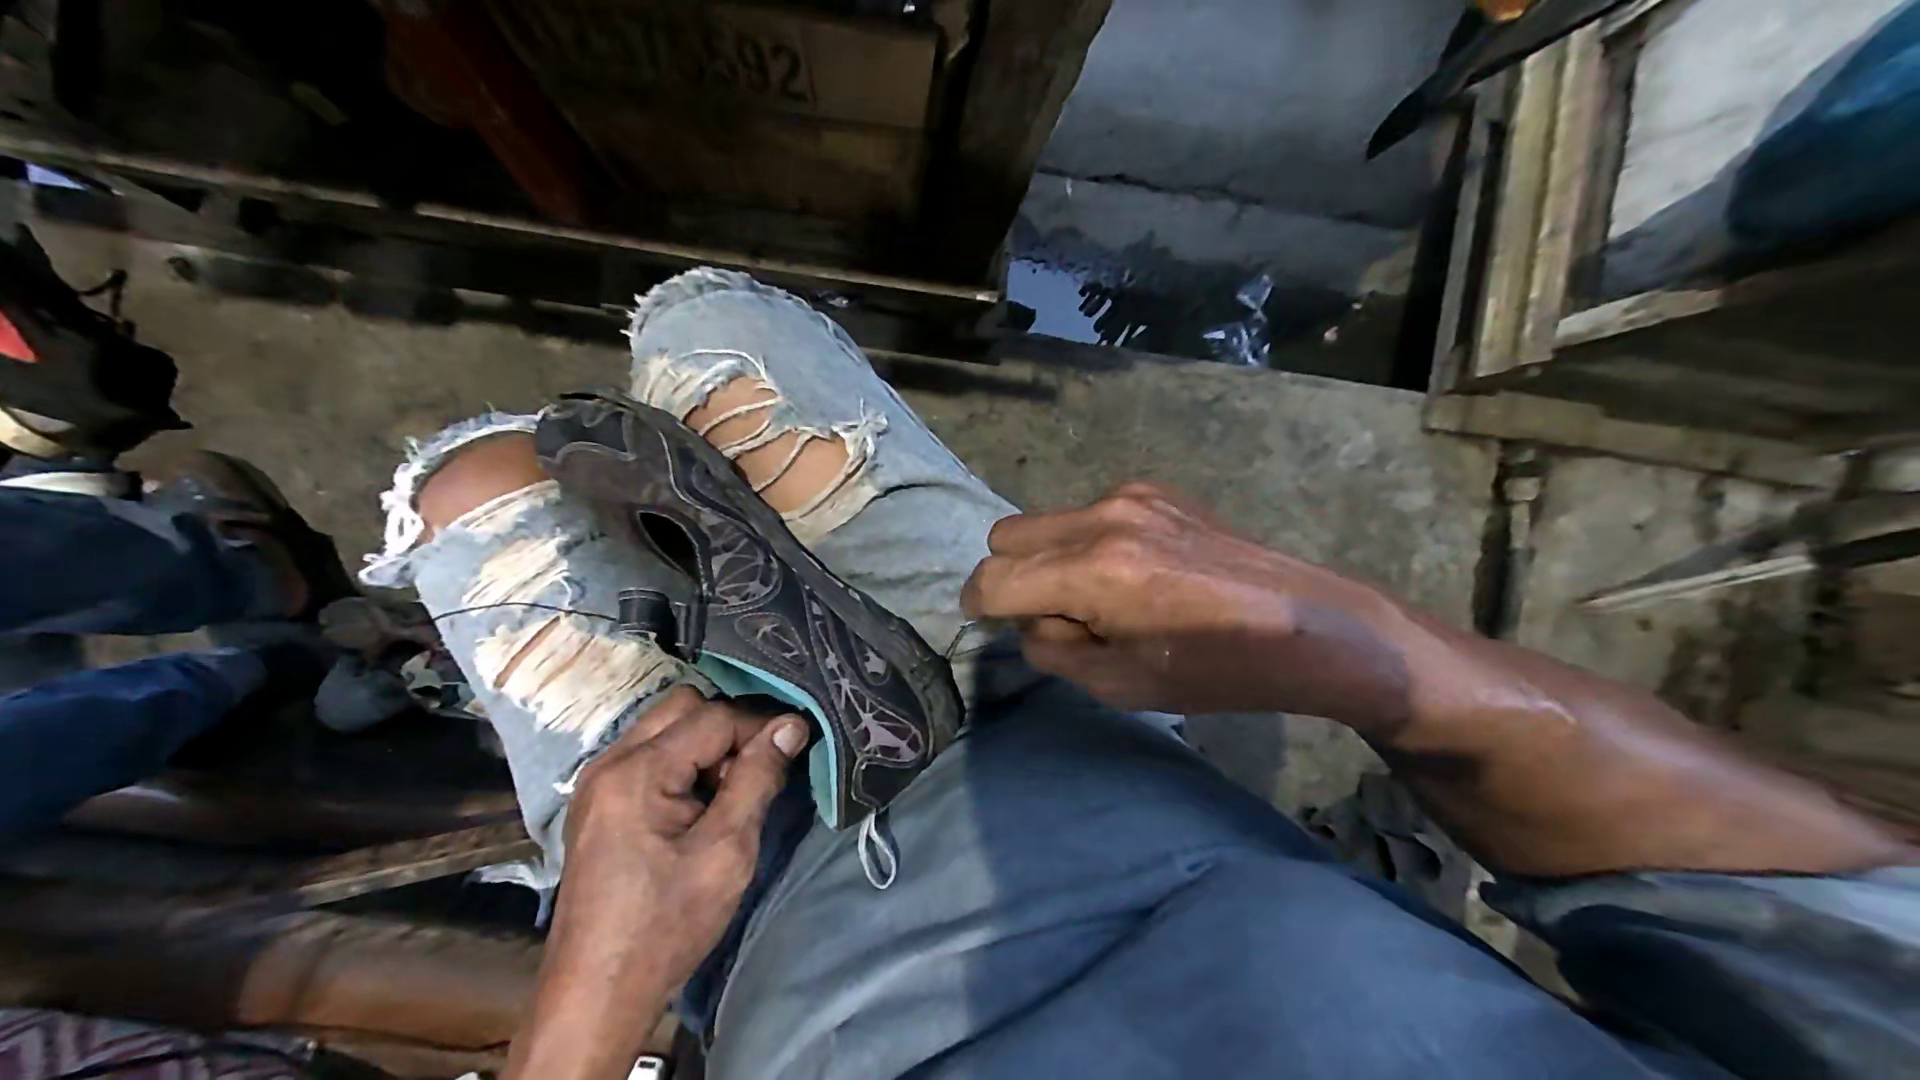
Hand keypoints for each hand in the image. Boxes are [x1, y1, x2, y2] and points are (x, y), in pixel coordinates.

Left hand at [505, 686, 808, 1079]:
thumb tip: (791, 726)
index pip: (715, 717)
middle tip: (761, 765)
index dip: (761, 726)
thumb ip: (758, 778)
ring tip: (736, 786)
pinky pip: (651, 753)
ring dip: (709, 743)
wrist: (596, 994)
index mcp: (637, 771)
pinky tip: (705, 800)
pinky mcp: (601, 801)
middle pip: (685, 707)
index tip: (797, 745)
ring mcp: (600, 780)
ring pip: (668, 726)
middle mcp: (611, 761)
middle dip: (731, 726)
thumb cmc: (666, 924)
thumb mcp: (726, 850)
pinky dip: (686, 761)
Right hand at [961, 483, 1423, 730]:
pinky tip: (1136, 572)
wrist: (1312, 626)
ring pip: (1044, 521)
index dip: (979, 606)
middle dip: (1010, 577)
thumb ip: (1052, 648)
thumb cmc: (1217, 670)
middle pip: (1005, 535)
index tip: (990, 622)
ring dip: (1048, 558)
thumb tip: (1028, 620)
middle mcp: (1103, 517)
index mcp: (1094, 571)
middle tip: (1054, 614)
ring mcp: (1131, 495)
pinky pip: (1088, 513)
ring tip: (1101, 594)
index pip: (993, 578)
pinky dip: (1086, 542)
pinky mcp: (1155, 489)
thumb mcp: (1120, 684)